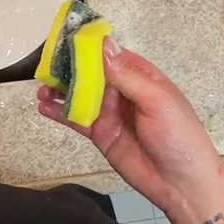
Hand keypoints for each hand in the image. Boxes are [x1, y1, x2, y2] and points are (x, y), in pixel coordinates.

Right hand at [37, 40, 223, 222]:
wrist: (181, 185)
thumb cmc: (179, 137)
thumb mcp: (157, 101)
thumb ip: (128, 76)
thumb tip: (104, 45)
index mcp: (141, 77)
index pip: (110, 55)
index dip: (88, 46)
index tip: (65, 38)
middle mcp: (122, 91)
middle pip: (90, 73)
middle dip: (67, 68)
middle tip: (44, 65)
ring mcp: (109, 112)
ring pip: (78, 95)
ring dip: (59, 90)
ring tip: (41, 89)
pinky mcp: (100, 133)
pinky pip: (75, 119)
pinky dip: (58, 113)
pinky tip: (43, 108)